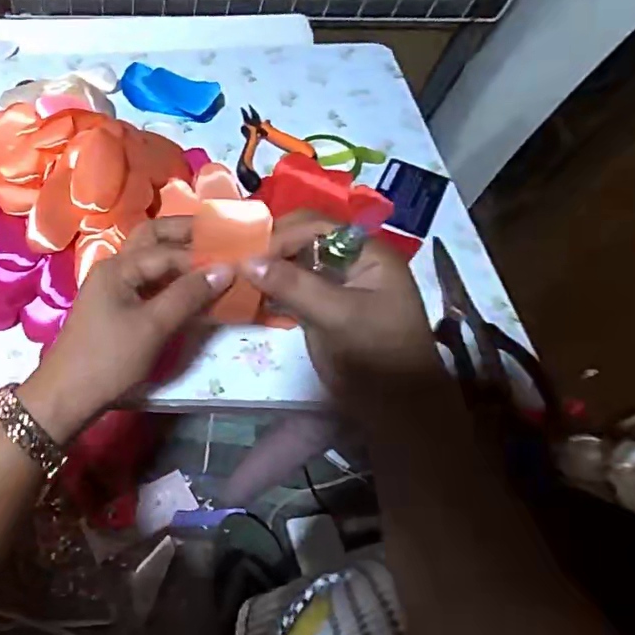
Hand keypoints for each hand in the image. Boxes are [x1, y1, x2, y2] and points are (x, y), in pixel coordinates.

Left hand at [20, 217, 231, 440]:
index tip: (236, 258)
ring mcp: (114, 287)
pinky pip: (149, 280)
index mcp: (119, 267)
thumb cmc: (108, 358)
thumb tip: (226, 269)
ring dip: (178, 253)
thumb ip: (188, 295)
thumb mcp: (153, 326)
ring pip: (150, 258)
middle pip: (153, 238)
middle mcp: (115, 268)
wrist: (67, 396)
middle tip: (221, 236)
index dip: (202, 254)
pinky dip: (171, 278)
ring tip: (211, 256)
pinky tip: (192, 286)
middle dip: (185, 234)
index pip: (168, 250)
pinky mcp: (118, 306)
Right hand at [243, 213, 444, 398]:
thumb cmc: (377, 353)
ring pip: (295, 264)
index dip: (280, 235)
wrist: (397, 408)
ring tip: (236, 276)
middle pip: (304, 240)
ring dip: (268, 269)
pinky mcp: (323, 309)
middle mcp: (352, 262)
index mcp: (367, 252)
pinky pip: (294, 289)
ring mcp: (337, 286)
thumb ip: (293, 285)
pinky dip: (273, 290)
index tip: (246, 255)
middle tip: (236, 262)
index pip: (316, 226)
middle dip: (271, 248)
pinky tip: (250, 296)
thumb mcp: (337, 315)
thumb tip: (246, 261)